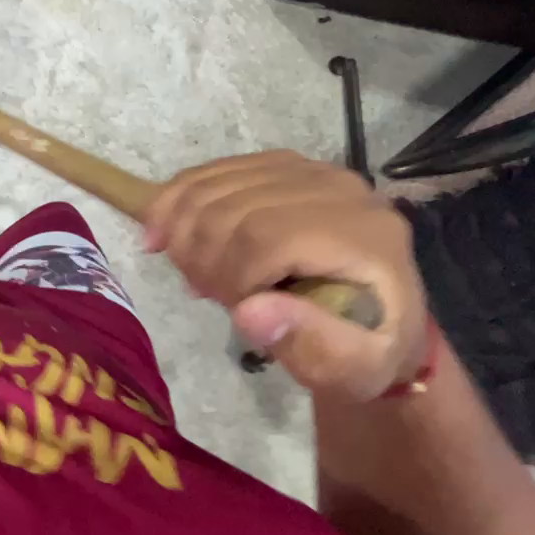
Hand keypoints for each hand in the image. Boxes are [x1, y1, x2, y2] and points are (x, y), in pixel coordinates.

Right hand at [143, 151, 429, 400]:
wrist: (373, 320)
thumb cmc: (361, 350)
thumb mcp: (352, 369)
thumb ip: (314, 345)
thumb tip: (252, 311)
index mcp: (362, 235)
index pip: (266, 235)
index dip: (228, 271)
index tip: (227, 305)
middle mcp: (337, 189)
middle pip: (232, 207)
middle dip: (201, 254)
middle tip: (201, 290)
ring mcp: (306, 171)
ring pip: (212, 186)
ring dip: (181, 231)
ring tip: (189, 268)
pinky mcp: (280, 166)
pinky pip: (210, 172)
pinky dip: (174, 201)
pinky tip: (160, 232)